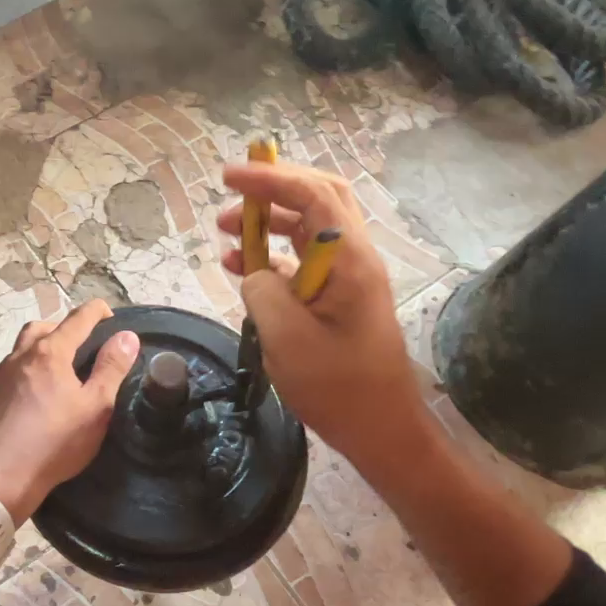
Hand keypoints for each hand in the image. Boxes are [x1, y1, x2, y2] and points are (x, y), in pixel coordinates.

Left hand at [0, 299, 140, 523]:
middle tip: (82, 343)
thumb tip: (126, 336)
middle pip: (43, 327)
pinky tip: (33, 392)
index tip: (110, 314)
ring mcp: (0, 376)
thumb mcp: (95, 407)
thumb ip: (111, 368)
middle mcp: (20, 356)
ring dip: (41, 346)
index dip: (97, 312)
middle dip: (64, 326)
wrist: (2, 477)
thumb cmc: (55, 443)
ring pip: (21, 348)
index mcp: (49, 353)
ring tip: (58, 366)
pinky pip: (9, 372)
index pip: (77, 319)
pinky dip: (25, 371)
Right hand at [217, 163, 433, 463]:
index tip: (228, 176)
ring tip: (224, 231)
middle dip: (273, 188)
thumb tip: (253, 270)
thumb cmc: (338, 387)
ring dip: (268, 221)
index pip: (312, 195)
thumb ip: (261, 290)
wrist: (381, 429)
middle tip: (231, 192)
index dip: (269, 178)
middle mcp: (354, 258)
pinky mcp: (340, 297)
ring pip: (309, 227)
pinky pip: (304, 260)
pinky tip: (240, 266)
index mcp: (348, 261)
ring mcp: (349, 277)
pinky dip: (272, 254)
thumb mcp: (286, 339)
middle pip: (318, 198)